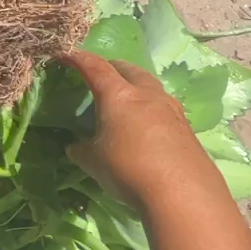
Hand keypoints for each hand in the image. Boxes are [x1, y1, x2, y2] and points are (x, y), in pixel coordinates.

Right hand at [58, 50, 226, 212]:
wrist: (183, 196)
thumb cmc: (127, 168)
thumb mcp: (90, 159)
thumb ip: (80, 146)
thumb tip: (78, 145)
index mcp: (119, 96)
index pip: (94, 67)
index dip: (77, 58)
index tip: (63, 53)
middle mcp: (147, 96)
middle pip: (130, 70)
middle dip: (112, 67)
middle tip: (98, 73)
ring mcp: (172, 112)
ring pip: (151, 87)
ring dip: (135, 86)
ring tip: (123, 98)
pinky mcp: (187, 131)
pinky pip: (163, 108)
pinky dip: (148, 108)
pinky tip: (142, 125)